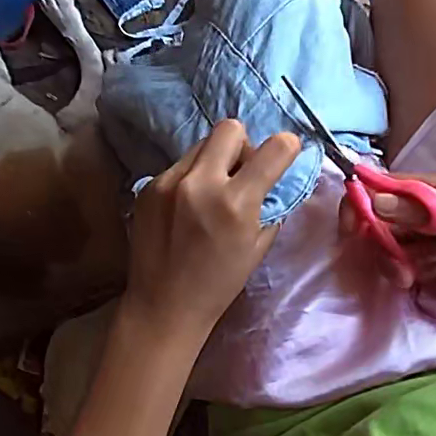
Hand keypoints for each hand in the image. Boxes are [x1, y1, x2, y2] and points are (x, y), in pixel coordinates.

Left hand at [123, 121, 299, 337]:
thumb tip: (277, 178)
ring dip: (217, 161)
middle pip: (230, 129)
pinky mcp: (147, 187)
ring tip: (214, 192)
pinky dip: (193, 177)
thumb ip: (271, 206)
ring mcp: (168, 182)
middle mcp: (200, 183)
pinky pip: (180, 166)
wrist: (163, 306)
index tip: (287, 152)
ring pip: (202, 145)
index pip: (273, 149)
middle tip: (244, 174)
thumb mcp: (258, 247)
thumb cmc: (220, 284)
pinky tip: (189, 207)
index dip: (287, 146)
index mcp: (235, 203)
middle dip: (245, 146)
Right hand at [353, 174, 435, 315]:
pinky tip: (412, 282)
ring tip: (408, 278)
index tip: (354, 230)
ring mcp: (420, 237)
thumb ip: (419, 208)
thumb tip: (374, 198)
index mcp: (429, 191)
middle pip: (376, 219)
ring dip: (388, 263)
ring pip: (383, 245)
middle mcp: (420, 210)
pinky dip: (397, 273)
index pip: (379, 187)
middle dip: (376, 243)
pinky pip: (395, 263)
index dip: (360, 203)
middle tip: (394, 265)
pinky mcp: (422, 261)